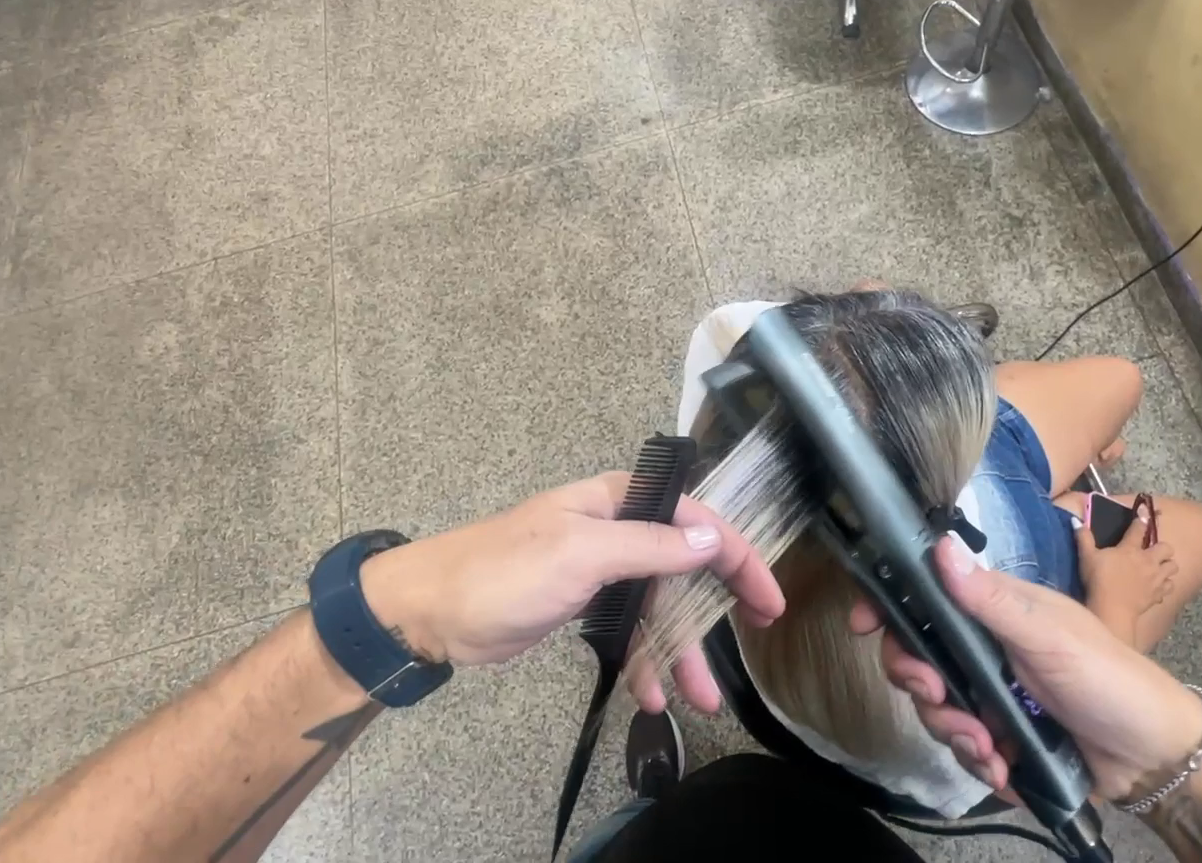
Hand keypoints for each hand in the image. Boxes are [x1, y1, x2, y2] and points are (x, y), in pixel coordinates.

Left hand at [359, 472, 784, 714]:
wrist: (432, 612)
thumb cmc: (507, 571)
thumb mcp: (583, 554)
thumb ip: (651, 546)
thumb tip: (712, 538)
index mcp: (620, 502)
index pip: (695, 520)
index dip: (737, 556)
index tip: (768, 598)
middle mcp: (617, 529)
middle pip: (684, 566)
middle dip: (714, 609)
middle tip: (758, 635)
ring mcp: (603, 569)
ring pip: (659, 606)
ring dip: (680, 650)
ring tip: (701, 699)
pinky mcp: (586, 604)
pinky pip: (631, 630)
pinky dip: (643, 660)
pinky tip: (650, 697)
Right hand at [850, 537, 1201, 801]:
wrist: (1156, 758)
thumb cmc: (1108, 677)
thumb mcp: (1049, 634)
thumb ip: (990, 598)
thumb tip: (939, 546)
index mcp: (990, 610)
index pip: (923, 597)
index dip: (886, 606)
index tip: (862, 625)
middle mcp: (980, 647)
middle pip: (915, 655)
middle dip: (917, 680)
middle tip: (936, 696)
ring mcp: (988, 693)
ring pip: (934, 706)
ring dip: (951, 729)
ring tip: (986, 746)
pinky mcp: (998, 735)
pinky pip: (962, 745)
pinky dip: (975, 759)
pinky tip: (1000, 768)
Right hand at [1075, 510, 1176, 645]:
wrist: (1113, 608)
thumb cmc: (1098, 579)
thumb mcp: (1086, 556)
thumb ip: (1083, 537)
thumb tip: (1076, 521)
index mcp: (1130, 549)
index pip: (1138, 529)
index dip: (1141, 520)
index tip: (1144, 514)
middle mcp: (1148, 560)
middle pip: (1167, 547)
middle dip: (1162, 548)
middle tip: (1151, 552)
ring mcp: (1157, 578)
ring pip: (1174, 566)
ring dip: (1167, 565)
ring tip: (1158, 567)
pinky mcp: (1160, 593)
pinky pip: (1171, 585)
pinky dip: (1166, 584)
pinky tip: (1157, 585)